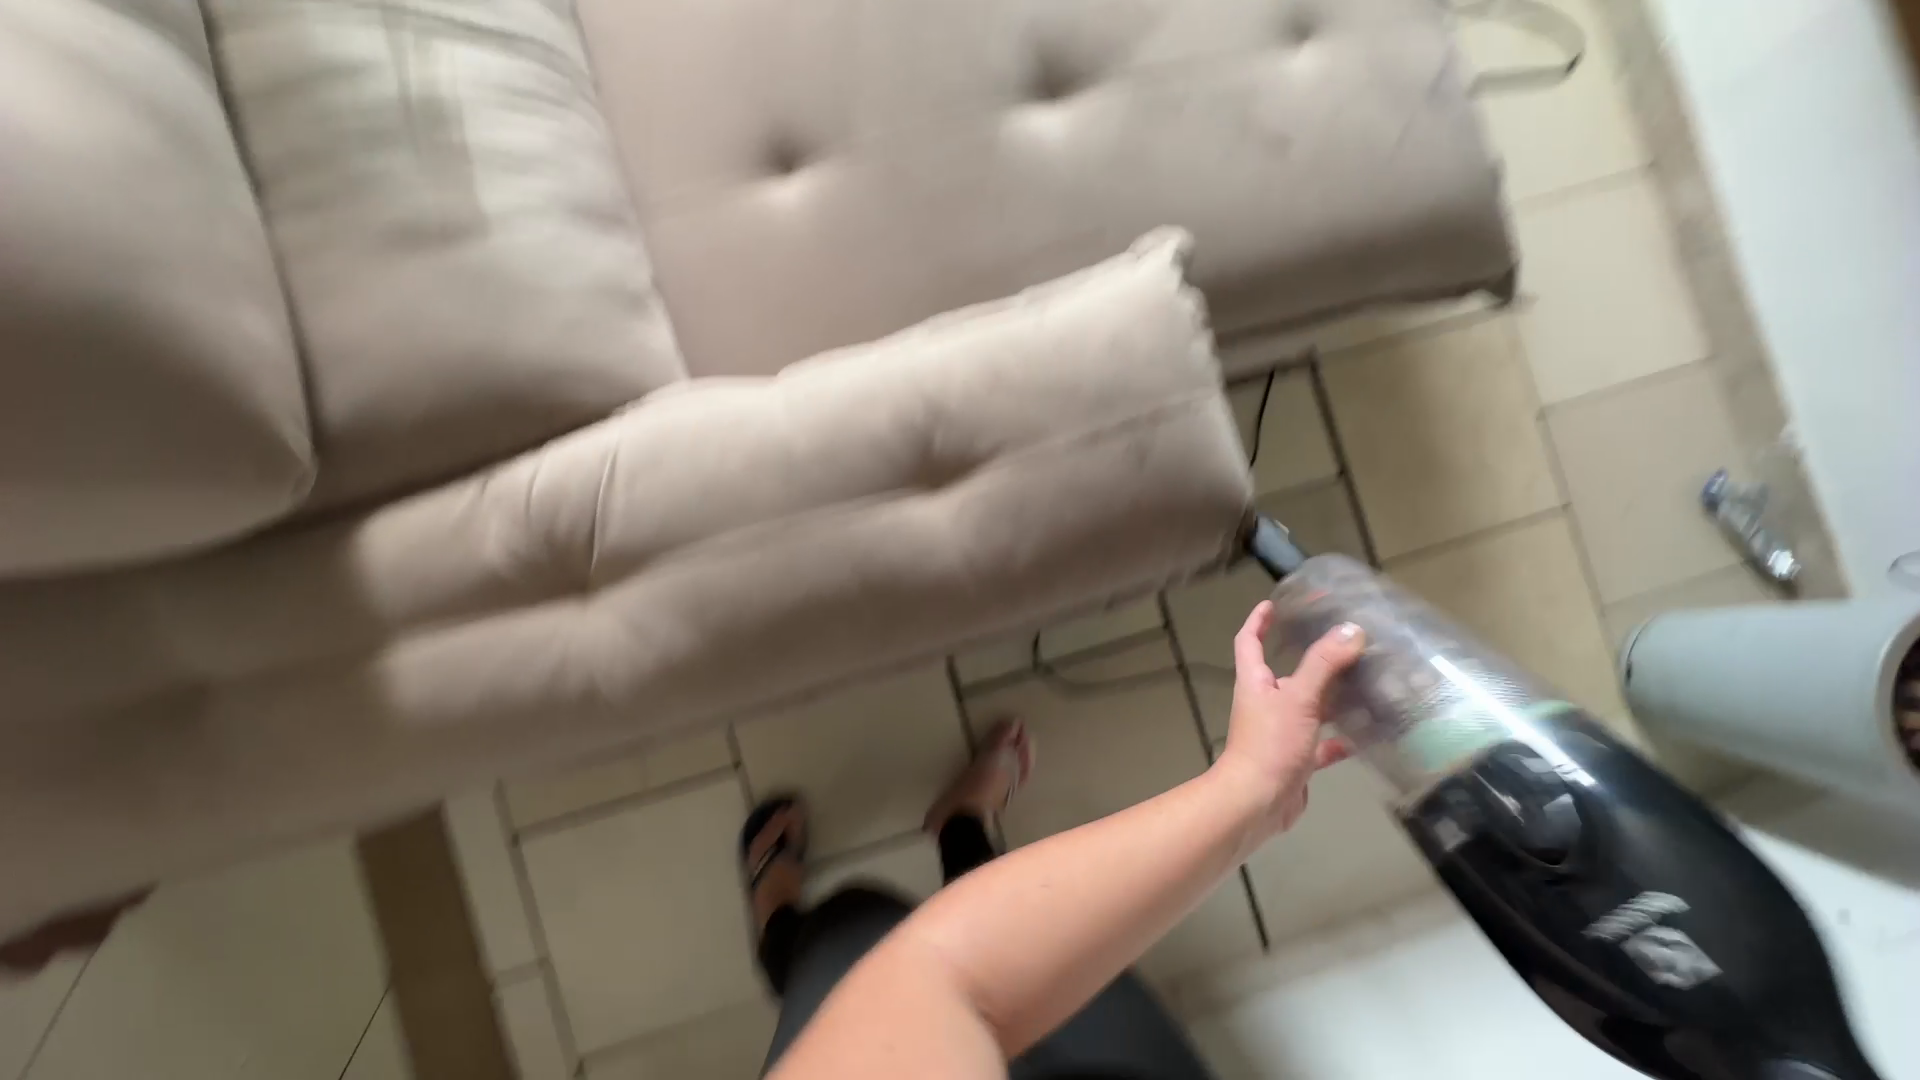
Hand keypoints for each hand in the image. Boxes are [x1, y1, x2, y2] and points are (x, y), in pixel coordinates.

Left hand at [1213, 601, 1364, 841]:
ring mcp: (1280, 732)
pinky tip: (1366, 736)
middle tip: (1346, 644)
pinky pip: (1321, 745)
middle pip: (1286, 673)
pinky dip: (1339, 740)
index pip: (1249, 641)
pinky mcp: (1296, 759)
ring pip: (1309, 708)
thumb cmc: (1269, 743)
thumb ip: (1323, 664)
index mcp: (1255, 682)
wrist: (1257, 801)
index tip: (1272, 604)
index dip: (1258, 621)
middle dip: (1311, 659)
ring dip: (1332, 698)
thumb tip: (1351, 630)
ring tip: (1367, 684)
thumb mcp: (1298, 697)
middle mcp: (1265, 703)